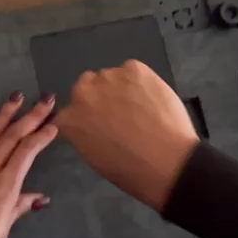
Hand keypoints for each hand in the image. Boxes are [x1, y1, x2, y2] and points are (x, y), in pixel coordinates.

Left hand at [0, 94, 57, 237]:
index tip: (54, 124)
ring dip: (3, 116)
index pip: (27, 153)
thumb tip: (39, 197)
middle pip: (12, 139)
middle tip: (46, 100)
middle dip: (31, 118)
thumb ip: (17, 208)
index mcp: (4, 188)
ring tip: (16, 97)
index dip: (42, 136)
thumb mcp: (1, 233)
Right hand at [54, 61, 199, 211]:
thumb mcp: (95, 157)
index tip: (99, 126)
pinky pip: (132, 70)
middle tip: (118, 114)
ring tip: (139, 107)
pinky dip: (139, 81)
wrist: (167, 160)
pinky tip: (151, 98)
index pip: (70, 112)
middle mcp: (84, 92)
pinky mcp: (134, 68)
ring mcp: (109, 77)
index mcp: (70, 119)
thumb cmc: (131, 169)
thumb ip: (85, 134)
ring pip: (109, 77)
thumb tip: (92, 125)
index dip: (86, 118)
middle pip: (86, 86)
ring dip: (119, 88)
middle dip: (98, 97)